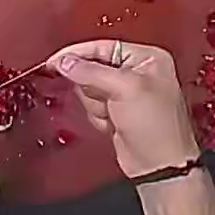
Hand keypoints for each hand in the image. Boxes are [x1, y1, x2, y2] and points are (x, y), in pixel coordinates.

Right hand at [48, 39, 200, 177]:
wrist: (159, 167)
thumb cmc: (156, 125)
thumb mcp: (124, 89)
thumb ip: (90, 72)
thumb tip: (64, 62)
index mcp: (146, 58)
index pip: (103, 47)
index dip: (78, 54)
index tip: (55, 62)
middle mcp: (136, 72)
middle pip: (92, 69)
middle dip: (94, 88)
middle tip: (106, 99)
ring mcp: (125, 93)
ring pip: (88, 90)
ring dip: (96, 105)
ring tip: (114, 115)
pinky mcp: (116, 112)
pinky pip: (92, 107)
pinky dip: (98, 117)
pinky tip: (113, 125)